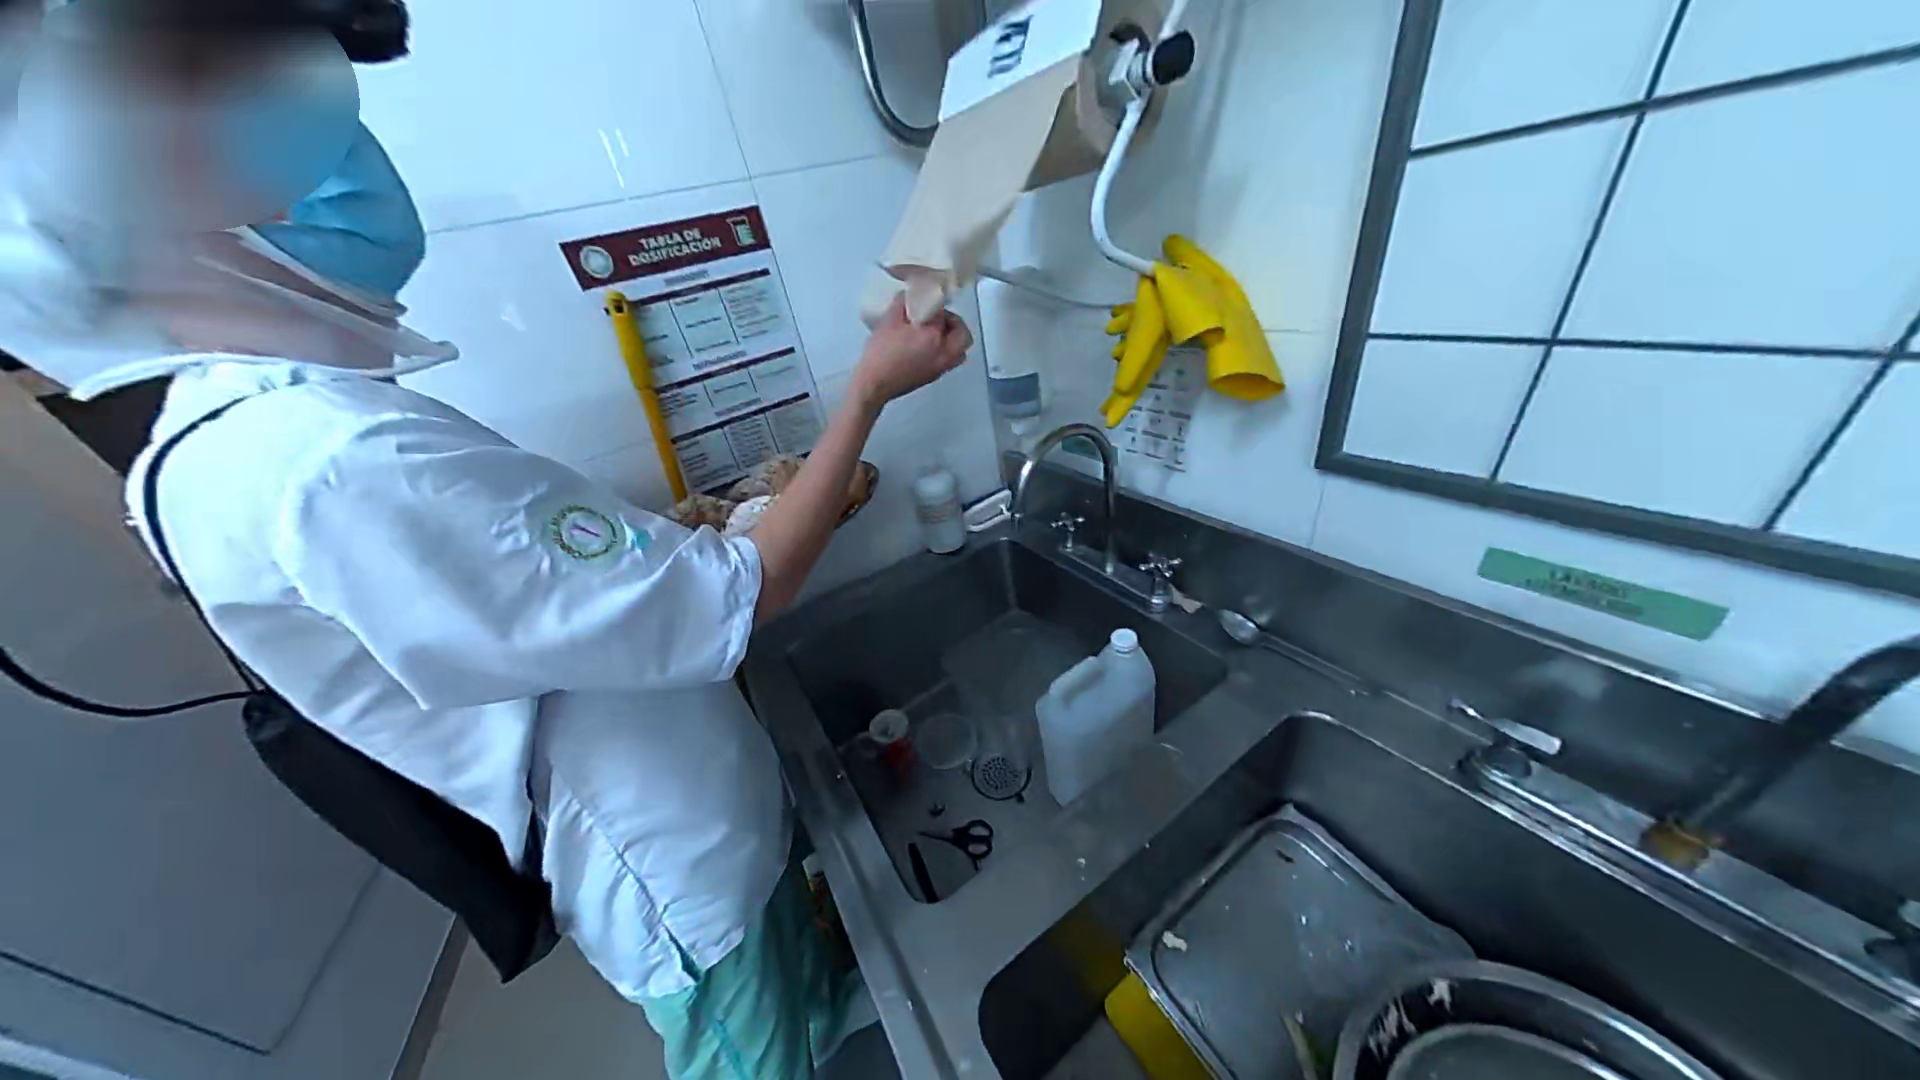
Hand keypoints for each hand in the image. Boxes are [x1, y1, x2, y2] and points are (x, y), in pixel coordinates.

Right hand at [850, 295, 971, 408]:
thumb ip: (901, 304)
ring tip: (936, 333)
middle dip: (954, 323)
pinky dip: (946, 351)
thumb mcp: (888, 322)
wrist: (875, 384)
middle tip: (940, 318)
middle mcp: (943, 352)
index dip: (934, 302)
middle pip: (962, 334)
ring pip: (960, 350)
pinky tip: (928, 346)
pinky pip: (950, 361)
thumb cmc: (880, 355)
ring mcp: (941, 367)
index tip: (927, 299)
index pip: (941, 312)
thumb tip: (907, 297)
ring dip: (953, 339)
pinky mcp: (934, 376)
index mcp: (932, 336)